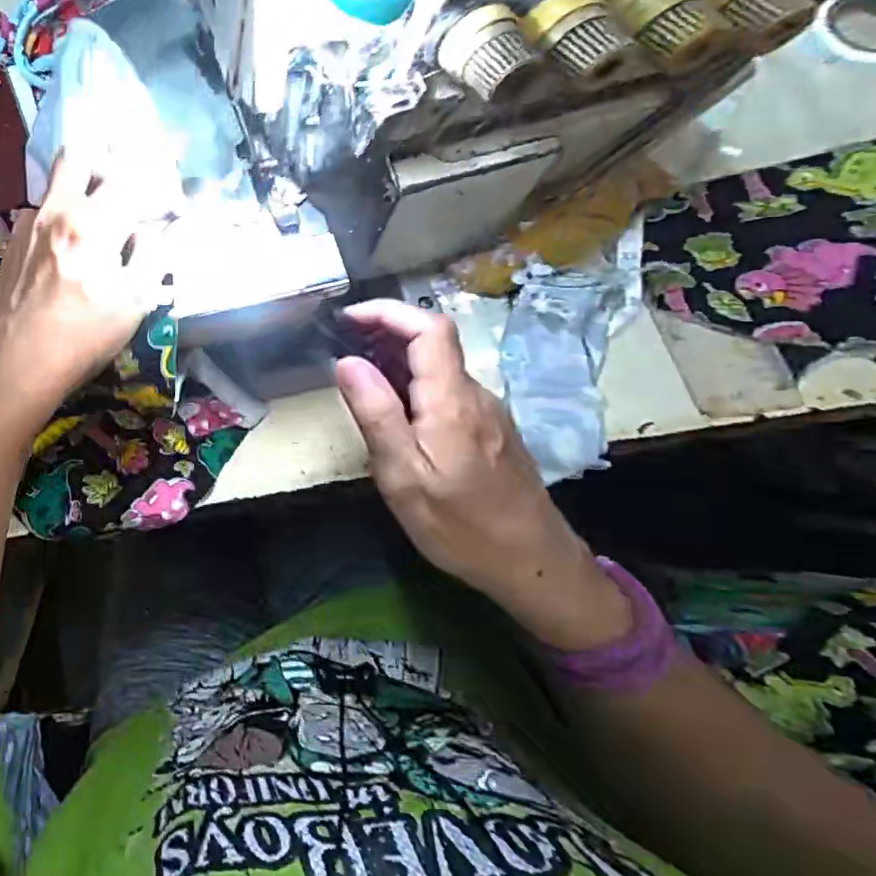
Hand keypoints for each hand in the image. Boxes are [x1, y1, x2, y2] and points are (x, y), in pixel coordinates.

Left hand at [0, 149, 167, 428]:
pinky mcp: (12, 241)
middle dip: (107, 161)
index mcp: (92, 222)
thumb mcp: (134, 301)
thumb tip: (164, 225)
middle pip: (80, 156)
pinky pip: (40, 211)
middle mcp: (56, 210)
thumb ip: (154, 253)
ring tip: (97, 217)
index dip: (159, 175)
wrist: (22, 362)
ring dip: (80, 187)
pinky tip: (67, 247)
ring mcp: (28, 223)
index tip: (173, 178)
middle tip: (125, 185)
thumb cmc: (84, 335)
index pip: (133, 179)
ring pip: (56, 182)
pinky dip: (60, 216)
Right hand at [332, 299, 630, 650]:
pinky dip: (414, 385)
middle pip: (434, 342)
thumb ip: (376, 414)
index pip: (428, 328)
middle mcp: (475, 395)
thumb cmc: (460, 526)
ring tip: (359, 383)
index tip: (347, 318)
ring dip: (397, 362)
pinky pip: (447, 390)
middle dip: (385, 334)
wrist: (533, 565)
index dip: (387, 311)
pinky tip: (395, 415)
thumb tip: (347, 361)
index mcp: (452, 401)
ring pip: (439, 368)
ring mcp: (487, 411)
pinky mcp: (490, 429)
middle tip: (342, 351)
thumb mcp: (403, 476)